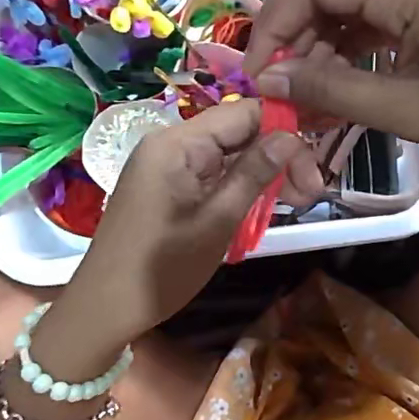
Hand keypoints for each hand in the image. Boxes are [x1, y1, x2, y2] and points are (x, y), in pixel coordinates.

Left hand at [62, 100, 318, 339]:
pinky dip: (239, 183)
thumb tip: (291, 138)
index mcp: (178, 143)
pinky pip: (211, 169)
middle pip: (238, 131)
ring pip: (228, 152)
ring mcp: (165, 162)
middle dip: (278, 155)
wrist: (105, 307)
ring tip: (295, 201)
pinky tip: (263, 202)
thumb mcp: (218, 221)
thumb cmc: (164, 268)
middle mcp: (170, 142)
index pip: (245, 112)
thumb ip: (254, 174)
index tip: (313, 168)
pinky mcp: (165, 182)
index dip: (285, 131)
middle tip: (310, 194)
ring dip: (263, 171)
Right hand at [243, 0, 418, 174]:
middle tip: (286, 88)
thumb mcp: (404, 109)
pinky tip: (348, 70)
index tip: (258, 74)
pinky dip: (359, 33)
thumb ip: (327, 89)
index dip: (274, 24)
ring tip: (315, 87)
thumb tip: (266, 80)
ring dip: (327, 35)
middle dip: (300, 33)